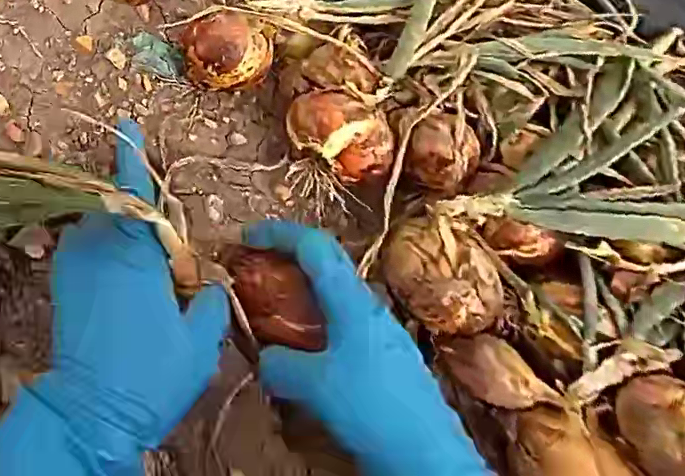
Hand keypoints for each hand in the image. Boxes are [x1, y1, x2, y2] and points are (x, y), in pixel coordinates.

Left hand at [0, 119, 228, 473]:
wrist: (90, 411)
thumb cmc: (150, 375)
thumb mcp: (197, 344)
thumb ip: (209, 304)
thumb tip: (210, 285)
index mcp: (136, 252)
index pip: (136, 192)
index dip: (132, 156)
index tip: (127, 125)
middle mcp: (100, 244)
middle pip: (119, 206)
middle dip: (137, 213)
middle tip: (157, 254)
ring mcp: (75, 258)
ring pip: (101, 225)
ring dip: (119, 234)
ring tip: (136, 276)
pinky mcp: (62, 277)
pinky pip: (85, 246)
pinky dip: (101, 250)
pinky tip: (116, 284)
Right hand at [245, 221, 486, 475]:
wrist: (436, 464)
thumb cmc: (376, 411)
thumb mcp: (317, 387)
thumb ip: (280, 365)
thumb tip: (263, 358)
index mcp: (351, 298)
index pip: (312, 244)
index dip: (277, 232)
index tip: (247, 236)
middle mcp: (368, 305)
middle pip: (326, 260)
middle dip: (289, 254)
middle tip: (259, 263)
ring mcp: (382, 330)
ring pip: (335, 291)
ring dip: (304, 288)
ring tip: (277, 305)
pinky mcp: (388, 356)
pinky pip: (344, 320)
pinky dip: (318, 318)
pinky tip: (308, 346)